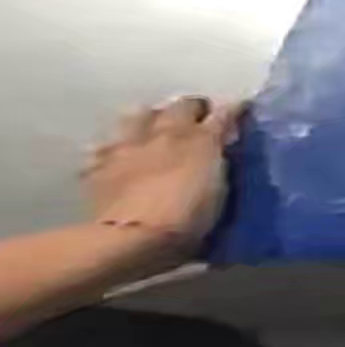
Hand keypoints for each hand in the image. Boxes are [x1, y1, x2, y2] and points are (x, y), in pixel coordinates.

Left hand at [84, 96, 244, 258]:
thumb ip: (223, 152)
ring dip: (148, 120)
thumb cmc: (195, 209)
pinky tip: (122, 155)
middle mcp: (161, 135)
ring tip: (159, 130)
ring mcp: (125, 152)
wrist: (136, 238)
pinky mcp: (97, 173)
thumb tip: (231, 137)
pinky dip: (116, 148)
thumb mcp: (223, 179)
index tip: (244, 110)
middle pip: (175, 108)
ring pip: (135, 120)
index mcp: (197, 136)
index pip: (222, 113)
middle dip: (188, 108)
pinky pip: (106, 150)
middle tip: (202, 118)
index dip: (234, 109)